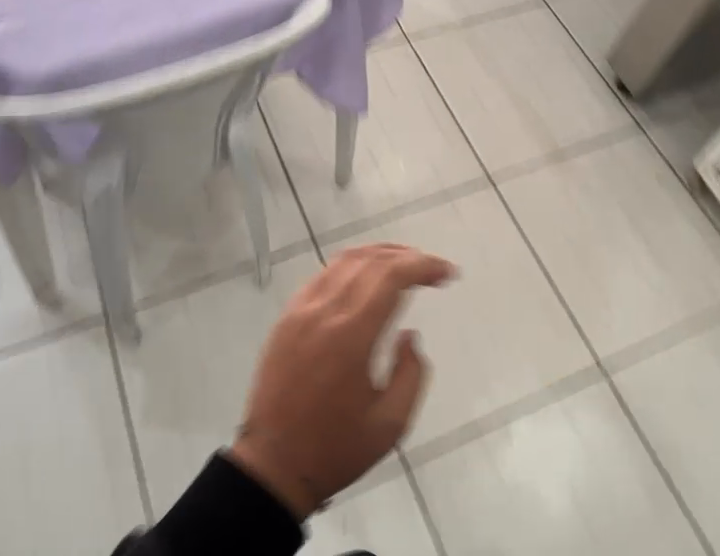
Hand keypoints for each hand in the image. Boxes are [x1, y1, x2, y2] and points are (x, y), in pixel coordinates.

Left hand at [228, 243, 455, 519]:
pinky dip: (348, 268)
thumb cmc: (336, 448)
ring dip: (377, 256)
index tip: (447, 274)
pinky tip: (363, 282)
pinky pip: (320, 277)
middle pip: (368, 261)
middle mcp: (323, 311)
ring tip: (403, 267)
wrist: (272, 464)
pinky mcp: (285, 319)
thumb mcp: (390, 423)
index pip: (391, 276)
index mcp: (351, 335)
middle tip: (432, 270)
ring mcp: (299, 311)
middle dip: (406, 257)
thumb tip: (408, 335)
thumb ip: (411, 373)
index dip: (423, 266)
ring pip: (341, 262)